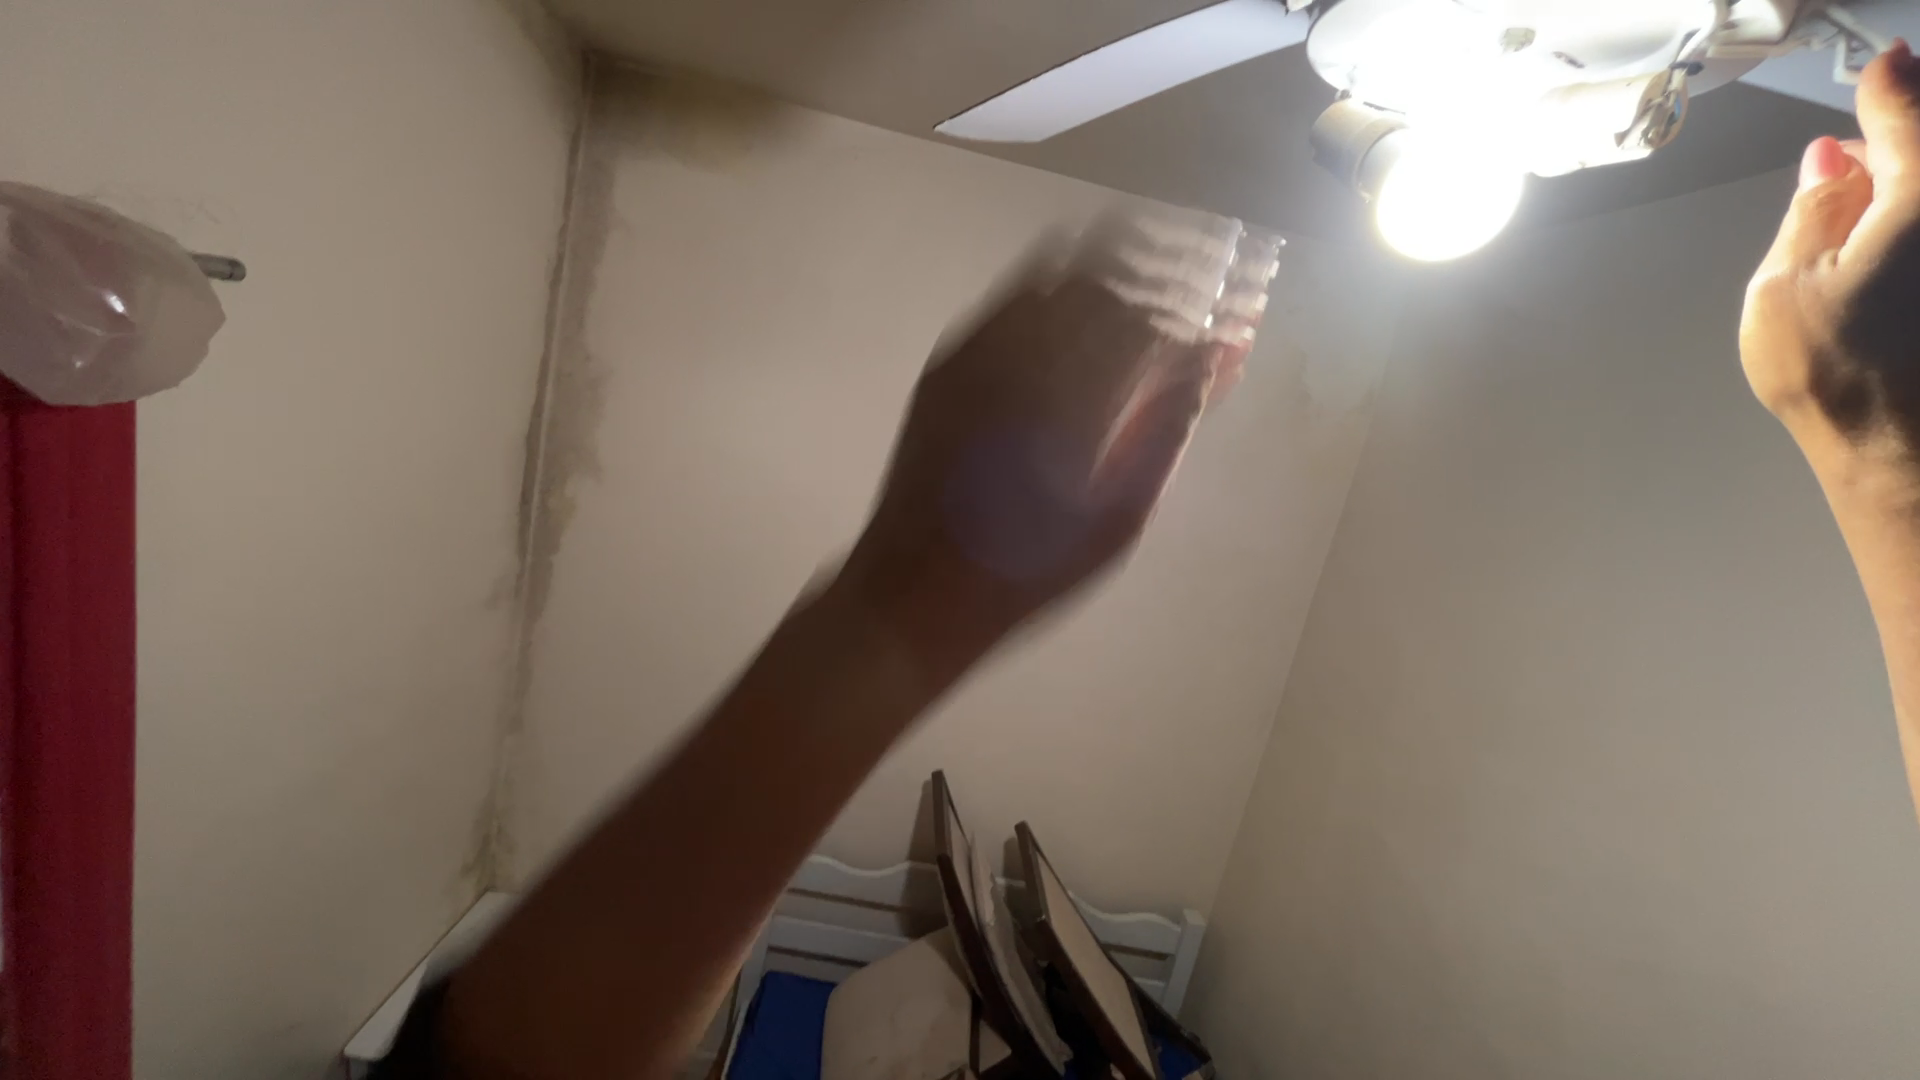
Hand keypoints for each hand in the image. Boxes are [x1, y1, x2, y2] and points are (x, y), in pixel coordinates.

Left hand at [837, 234, 1264, 677]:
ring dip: (1112, 280)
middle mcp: (1024, 354)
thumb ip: (1166, 430)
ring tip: (1148, 304)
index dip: (1202, 314)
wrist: (915, 589)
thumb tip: (1207, 365)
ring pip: (1058, 277)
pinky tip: (1079, 318)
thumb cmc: (1027, 572)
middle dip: (1165, 282)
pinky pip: (1011, 303)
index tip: (1232, 326)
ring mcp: (976, 353)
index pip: (1156, 317)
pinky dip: (1057, 296)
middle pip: (1110, 280)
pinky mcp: (946, 364)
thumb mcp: (1118, 521)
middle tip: (1199, 303)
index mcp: (1075, 395)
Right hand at [1741, 43, 1919, 465]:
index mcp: (1919, 202)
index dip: (1889, 90)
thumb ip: (1812, 215)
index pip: (1908, 122)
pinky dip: (1906, 211)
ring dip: (1902, 176)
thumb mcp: (1783, 284)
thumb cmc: (1833, 366)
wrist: (1896, 435)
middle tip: (1868, 125)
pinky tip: (1881, 221)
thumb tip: (1828, 165)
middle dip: (1901, 130)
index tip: (1881, 62)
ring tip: (1862, 183)